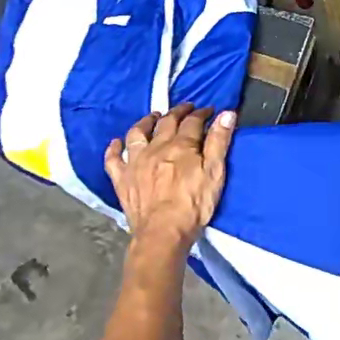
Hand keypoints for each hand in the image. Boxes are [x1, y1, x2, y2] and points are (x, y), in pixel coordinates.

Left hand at [104, 104, 234, 252]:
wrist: (163, 231)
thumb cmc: (195, 202)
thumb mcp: (216, 171)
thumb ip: (219, 141)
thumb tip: (226, 114)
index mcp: (181, 146)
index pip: (192, 122)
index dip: (202, 113)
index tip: (210, 110)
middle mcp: (156, 148)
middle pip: (166, 123)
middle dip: (178, 112)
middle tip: (187, 108)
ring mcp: (135, 162)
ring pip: (137, 134)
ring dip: (146, 122)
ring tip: (153, 117)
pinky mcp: (122, 178)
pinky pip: (113, 159)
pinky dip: (114, 147)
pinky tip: (117, 142)